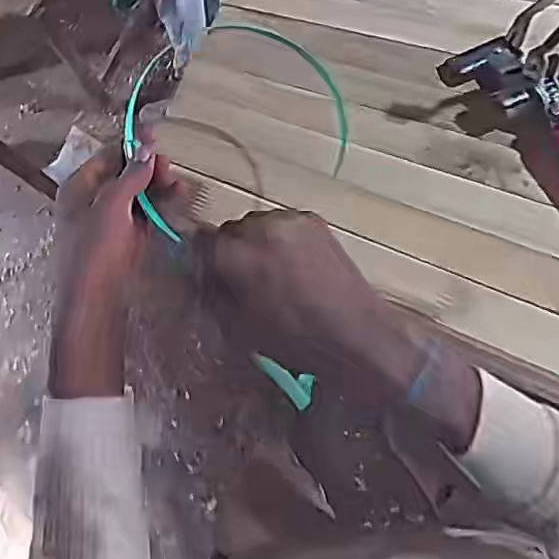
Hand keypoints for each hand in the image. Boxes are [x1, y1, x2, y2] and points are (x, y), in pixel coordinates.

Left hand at [50, 142, 185, 395]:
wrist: (94, 301)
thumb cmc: (94, 250)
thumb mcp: (112, 206)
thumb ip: (130, 176)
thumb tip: (145, 150)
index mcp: (78, 188)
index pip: (107, 157)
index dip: (131, 145)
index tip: (155, 134)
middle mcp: (91, 201)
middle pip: (123, 174)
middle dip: (148, 168)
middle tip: (168, 166)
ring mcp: (109, 221)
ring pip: (137, 194)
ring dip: (157, 186)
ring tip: (177, 183)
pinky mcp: (125, 239)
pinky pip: (144, 215)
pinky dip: (158, 206)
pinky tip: (176, 199)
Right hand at [202, 210, 480, 445]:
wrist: (358, 335)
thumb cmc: (293, 340)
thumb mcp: (237, 324)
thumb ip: (212, 290)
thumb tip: (200, 271)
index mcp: (236, 254)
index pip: (201, 242)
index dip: (205, 261)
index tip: (212, 277)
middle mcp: (258, 227)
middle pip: (229, 232)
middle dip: (232, 252)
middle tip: (247, 282)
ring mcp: (288, 219)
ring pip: (256, 225)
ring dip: (257, 243)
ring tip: (276, 274)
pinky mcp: (312, 219)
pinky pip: (282, 224)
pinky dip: (281, 240)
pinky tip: (296, 265)